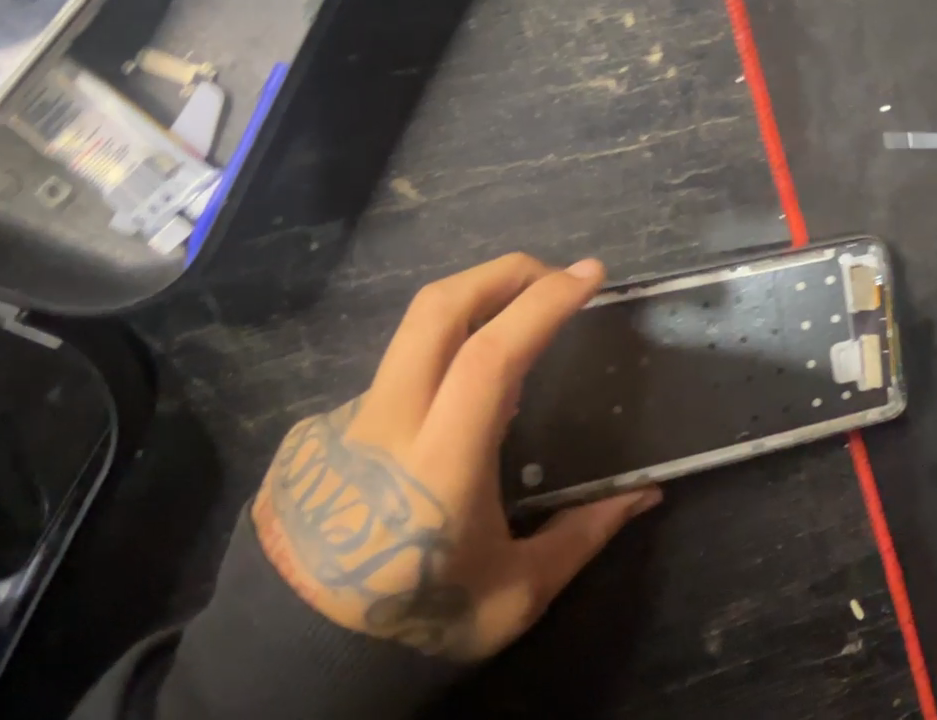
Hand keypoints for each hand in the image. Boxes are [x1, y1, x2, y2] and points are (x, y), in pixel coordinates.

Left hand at [251, 254, 659, 662]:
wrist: (290, 661)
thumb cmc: (416, 623)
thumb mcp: (516, 594)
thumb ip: (585, 535)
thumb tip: (647, 494)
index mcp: (440, 463)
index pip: (492, 354)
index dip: (544, 303)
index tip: (590, 275)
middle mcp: (385, 424)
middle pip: (437, 309)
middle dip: (503, 274)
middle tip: (554, 276)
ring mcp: (342, 420)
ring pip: (413, 337)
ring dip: (474, 315)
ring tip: (517, 341)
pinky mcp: (318, 429)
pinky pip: (393, 379)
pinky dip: (438, 371)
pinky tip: (454, 417)